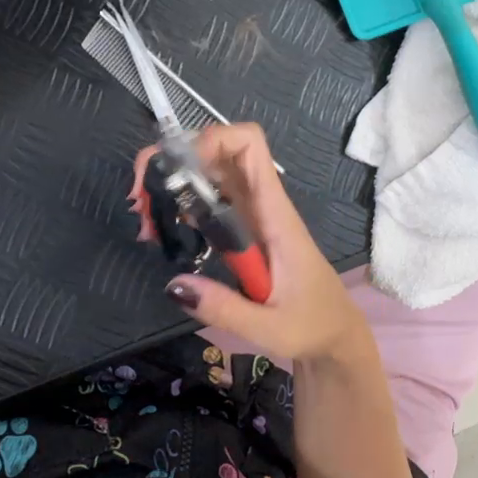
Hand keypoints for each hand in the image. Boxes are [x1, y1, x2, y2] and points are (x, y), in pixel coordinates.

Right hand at [144, 124, 370, 364]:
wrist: (335, 336)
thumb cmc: (312, 326)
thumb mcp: (270, 328)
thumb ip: (224, 308)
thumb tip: (174, 284)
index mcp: (274, 213)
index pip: (249, 146)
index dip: (211, 140)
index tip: (175, 170)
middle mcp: (260, 202)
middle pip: (216, 152)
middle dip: (172, 162)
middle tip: (141, 199)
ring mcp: (249, 212)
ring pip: (206, 173)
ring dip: (170, 183)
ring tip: (145, 219)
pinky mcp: (240, 227)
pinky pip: (206, 198)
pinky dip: (178, 204)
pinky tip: (162, 231)